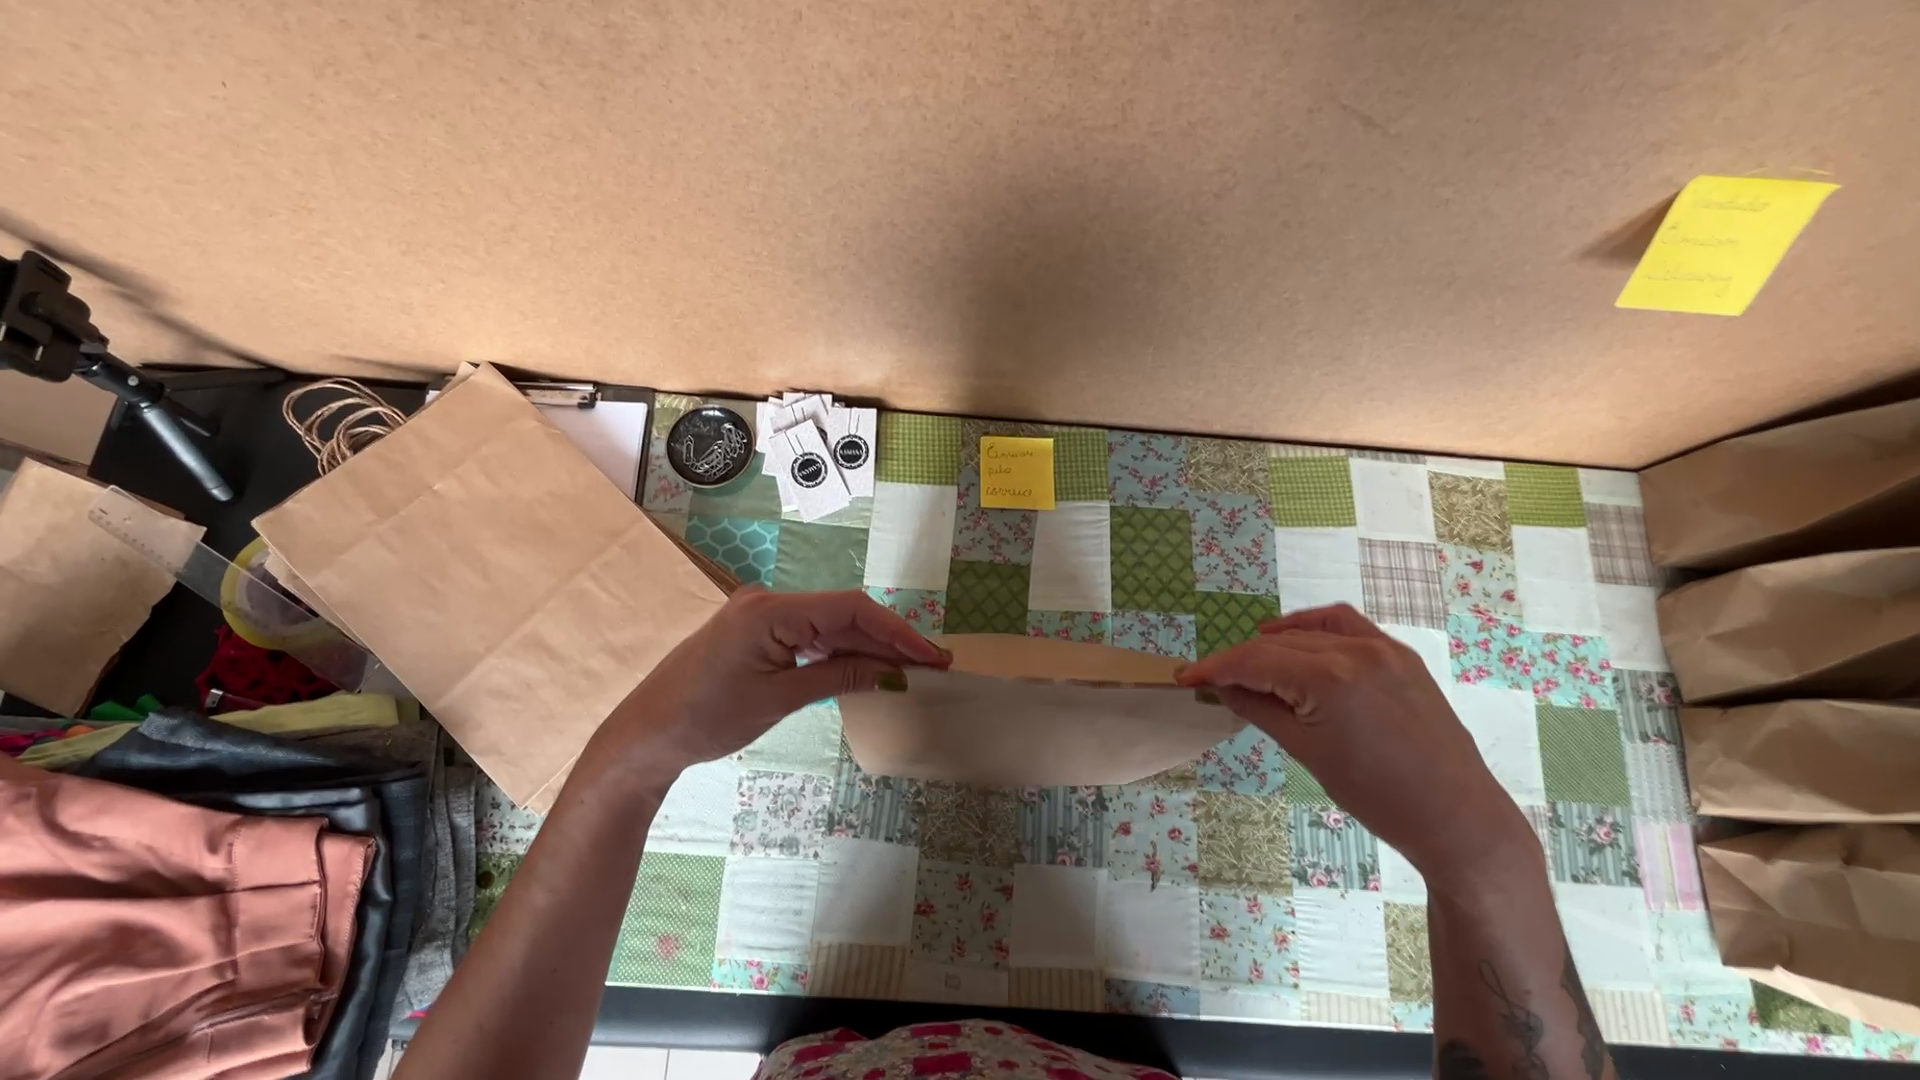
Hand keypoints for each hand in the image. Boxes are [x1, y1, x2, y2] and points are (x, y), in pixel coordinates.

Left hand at [596, 587, 948, 775]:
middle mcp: (769, 601)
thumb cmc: (707, 719)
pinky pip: (809, 634)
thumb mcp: (780, 699)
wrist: (646, 734)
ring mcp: (762, 614)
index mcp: (771, 610)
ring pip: (830, 624)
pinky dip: (839, 651)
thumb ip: (839, 676)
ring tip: (909, 669)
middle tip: (931, 665)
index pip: (851, 610)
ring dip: (867, 647)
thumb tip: (892, 673)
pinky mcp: (757, 630)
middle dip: (888, 640)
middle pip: (844, 613)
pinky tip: (866, 667)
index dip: (896, 631)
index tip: (930, 656)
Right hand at [1176, 604, 1536, 890]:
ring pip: (1309, 632)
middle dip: (1239, 660)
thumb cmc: (1375, 795)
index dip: (1215, 667)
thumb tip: (1222, 687)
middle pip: (1277, 645)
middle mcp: (1355, 650)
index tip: (1186, 677)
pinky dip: (1313, 629)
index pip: (1255, 661)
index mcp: (1328, 678)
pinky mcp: (1399, 655)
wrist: (1454, 815)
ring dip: (1273, 643)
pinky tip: (1295, 641)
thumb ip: (1259, 708)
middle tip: (1211, 680)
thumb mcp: (1306, 751)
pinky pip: (1346, 626)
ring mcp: (1382, 648)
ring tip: (1249, 663)